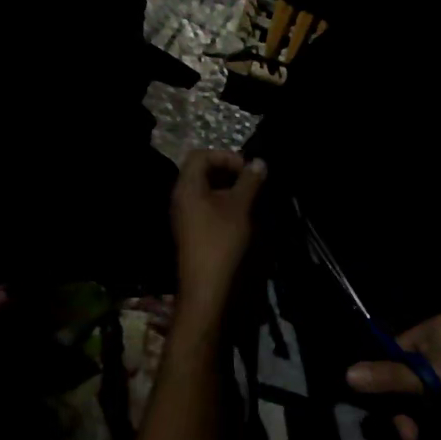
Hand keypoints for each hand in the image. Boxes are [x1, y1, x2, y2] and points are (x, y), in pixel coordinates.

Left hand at [170, 150, 265, 318]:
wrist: (206, 284)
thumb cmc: (221, 241)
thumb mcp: (240, 208)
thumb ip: (249, 182)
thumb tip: (259, 163)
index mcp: (187, 187)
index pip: (201, 156)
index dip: (225, 156)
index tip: (247, 170)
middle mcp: (181, 197)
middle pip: (201, 171)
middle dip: (228, 172)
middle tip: (252, 182)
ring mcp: (184, 214)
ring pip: (205, 190)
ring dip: (228, 189)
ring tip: (250, 199)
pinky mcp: (191, 229)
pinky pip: (205, 206)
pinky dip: (223, 204)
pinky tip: (241, 216)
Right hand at [345, 314, 440, 439]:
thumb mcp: (436, 382)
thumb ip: (392, 378)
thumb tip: (346, 373)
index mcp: (435, 327)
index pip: (392, 352)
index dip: (386, 385)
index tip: (392, 417)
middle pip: (405, 374)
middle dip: (403, 408)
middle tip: (410, 438)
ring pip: (421, 391)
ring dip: (418, 417)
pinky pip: (440, 397)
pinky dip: (435, 415)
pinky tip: (438, 434)